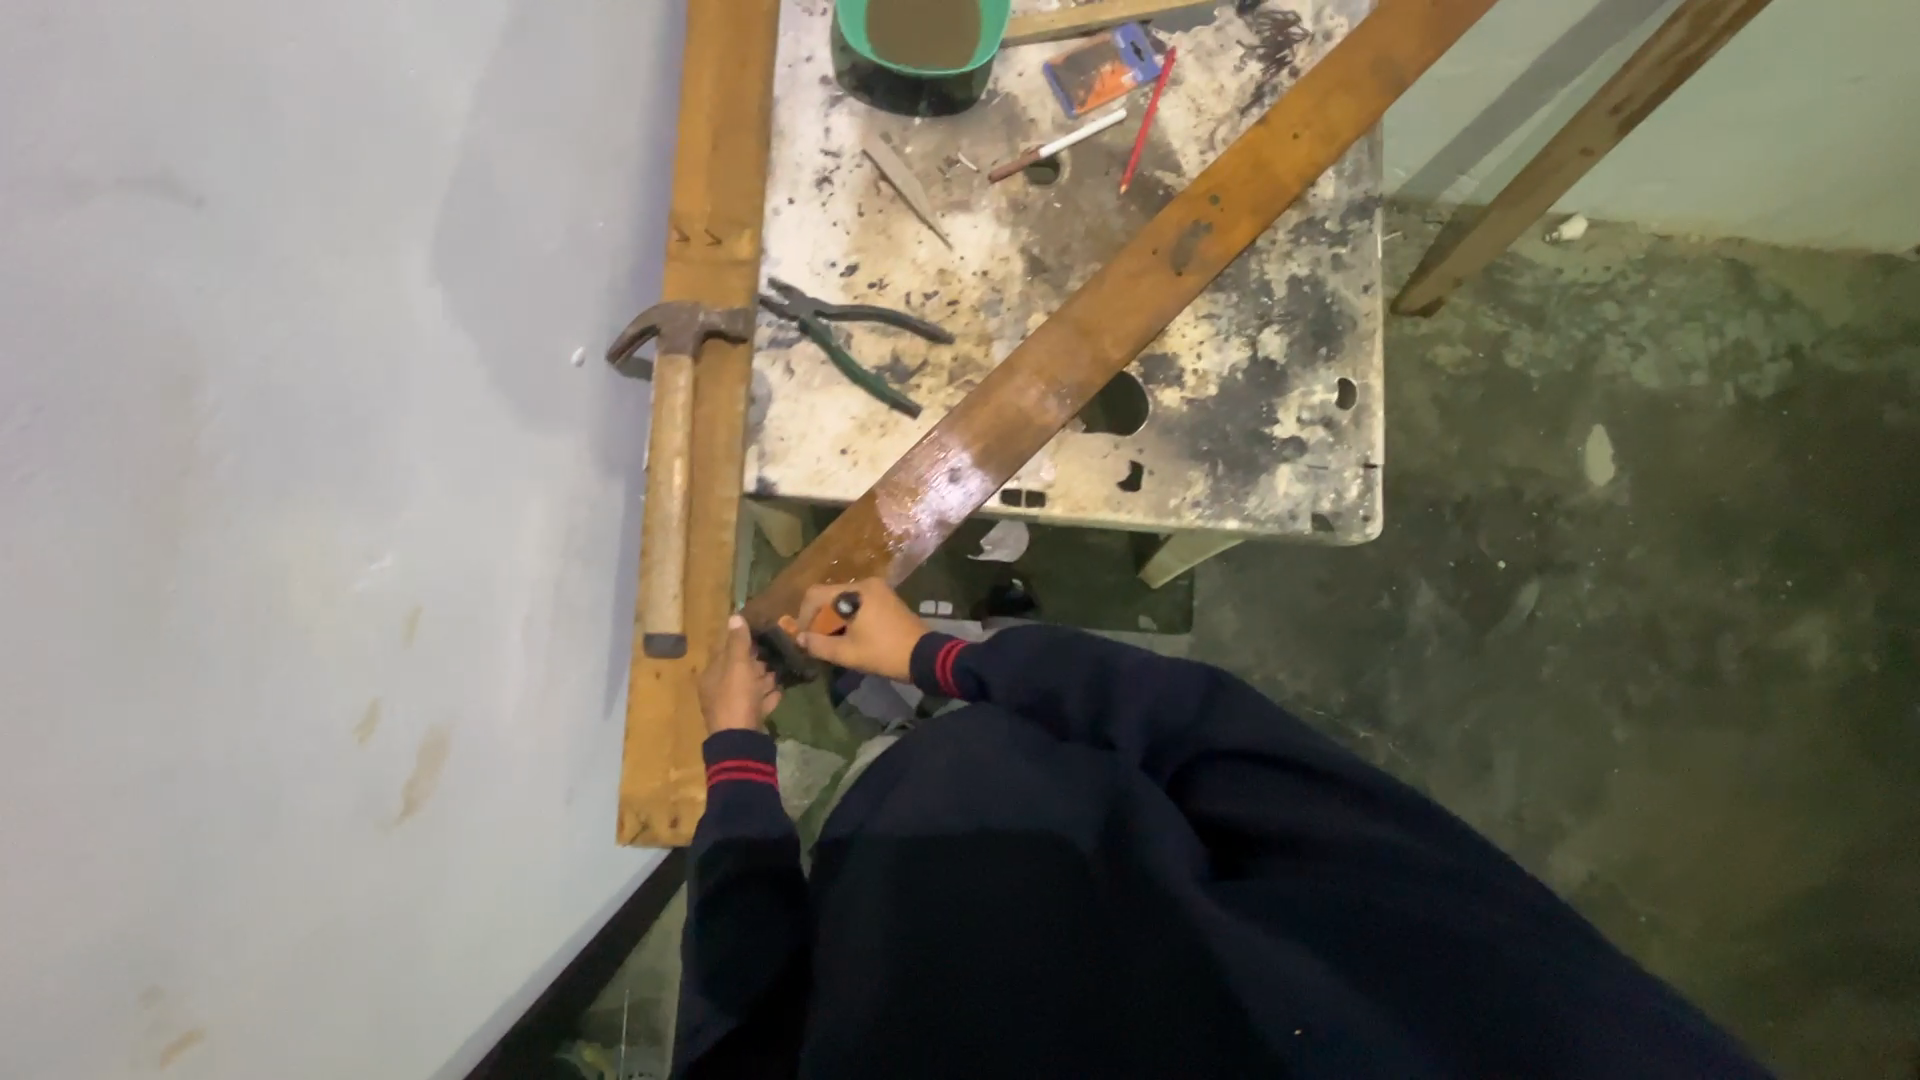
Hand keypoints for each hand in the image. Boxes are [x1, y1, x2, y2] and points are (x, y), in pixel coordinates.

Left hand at [698, 615, 781, 733]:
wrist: (741, 740)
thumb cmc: (736, 697)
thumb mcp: (737, 665)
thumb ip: (738, 641)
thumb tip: (735, 616)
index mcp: (712, 675)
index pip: (726, 651)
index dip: (743, 642)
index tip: (762, 634)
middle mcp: (719, 690)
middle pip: (739, 669)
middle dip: (757, 661)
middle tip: (777, 651)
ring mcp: (733, 706)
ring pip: (750, 687)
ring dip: (765, 678)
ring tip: (782, 670)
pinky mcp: (746, 720)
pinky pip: (758, 703)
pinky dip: (768, 696)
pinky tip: (781, 691)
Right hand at [794, 578, 928, 681]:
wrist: (924, 656)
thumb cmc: (883, 653)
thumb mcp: (847, 653)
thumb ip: (819, 644)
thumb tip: (800, 638)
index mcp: (856, 592)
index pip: (815, 594)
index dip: (803, 615)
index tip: (803, 636)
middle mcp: (866, 584)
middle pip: (830, 595)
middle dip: (819, 618)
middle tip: (816, 640)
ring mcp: (879, 590)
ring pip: (844, 599)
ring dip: (833, 618)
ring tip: (831, 639)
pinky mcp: (888, 599)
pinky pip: (859, 602)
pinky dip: (849, 615)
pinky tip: (849, 634)